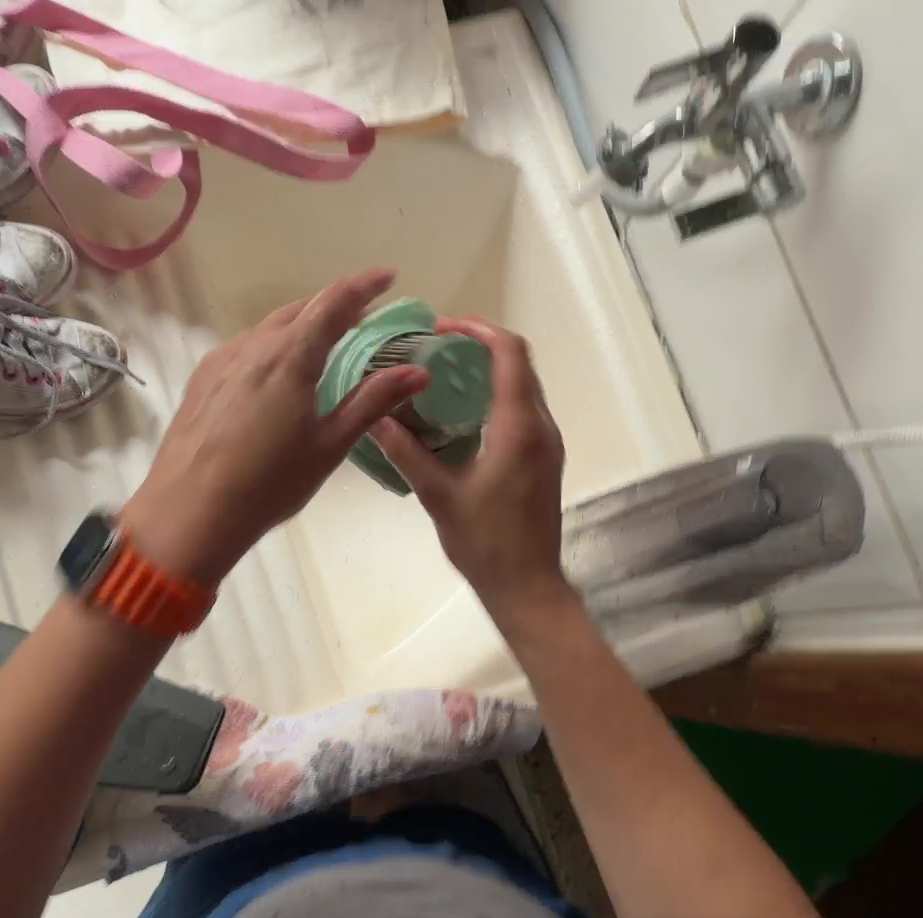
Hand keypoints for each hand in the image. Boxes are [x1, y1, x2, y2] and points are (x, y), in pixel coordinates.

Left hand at [123, 270, 429, 586]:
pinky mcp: (201, 381)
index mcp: (290, 355)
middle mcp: (253, 345)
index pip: (334, 302)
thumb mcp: (329, 445)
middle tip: (360, 320)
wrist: (189, 511)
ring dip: (299, 328)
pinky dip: (270, 349)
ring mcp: (221, 361)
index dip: (364, 286)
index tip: (387, 277)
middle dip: (332, 307)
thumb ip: (372, 401)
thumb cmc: (269, 483)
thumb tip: (417, 371)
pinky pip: (244, 349)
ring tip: (321, 348)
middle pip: (299, 310)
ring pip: (268, 329)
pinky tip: (275, 376)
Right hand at [371, 317, 572, 620]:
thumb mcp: (438, 496)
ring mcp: (547, 445)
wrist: (526, 585)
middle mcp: (541, 428)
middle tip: (436, 348)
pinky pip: (524, 412)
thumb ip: (407, 453)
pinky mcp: (544, 461)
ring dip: (489, 372)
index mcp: (518, 429)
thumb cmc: (484, 543)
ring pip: (524, 388)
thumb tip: (374, 418)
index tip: (443, 327)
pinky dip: (496, 398)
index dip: (478, 330)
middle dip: (480, 347)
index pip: (509, 354)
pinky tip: (463, 415)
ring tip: (444, 375)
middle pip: (519, 365)